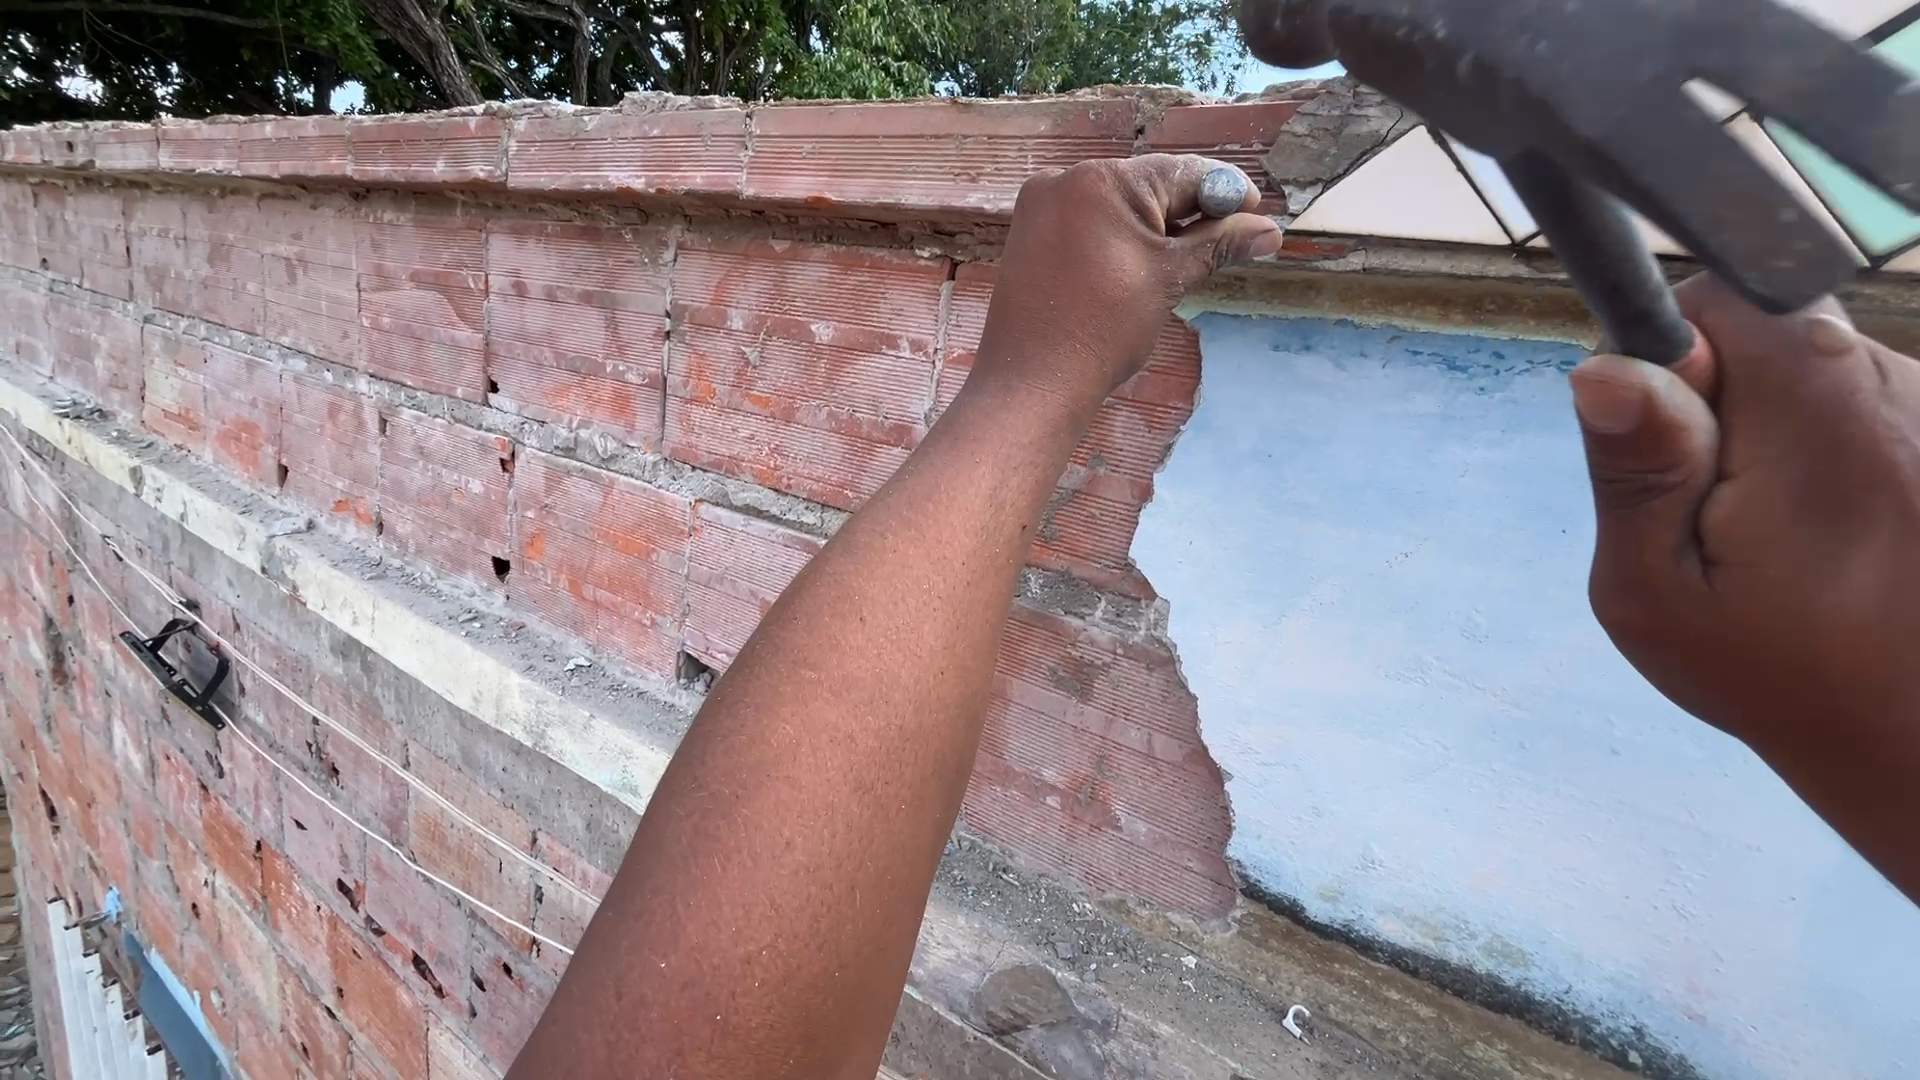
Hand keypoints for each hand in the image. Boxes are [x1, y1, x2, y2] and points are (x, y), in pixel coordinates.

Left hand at [972, 154, 1281, 411]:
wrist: (1033, 384)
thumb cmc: (1103, 332)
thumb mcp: (1168, 281)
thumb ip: (1216, 246)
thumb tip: (1270, 232)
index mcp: (1102, 180)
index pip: (1182, 172)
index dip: (1224, 192)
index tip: (1256, 213)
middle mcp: (1064, 179)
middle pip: (1147, 187)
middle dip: (1186, 214)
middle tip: (1223, 244)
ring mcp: (1039, 208)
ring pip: (1115, 208)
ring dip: (1152, 230)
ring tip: (1178, 266)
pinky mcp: (1027, 237)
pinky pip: (1085, 225)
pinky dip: (1115, 241)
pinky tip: (1134, 270)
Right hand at [1572, 274, 1919, 894]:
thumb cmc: (1768, 671)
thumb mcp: (1651, 586)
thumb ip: (1635, 471)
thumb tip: (1601, 368)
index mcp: (1817, 424)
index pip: (1720, 304)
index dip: (1663, 359)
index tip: (1658, 446)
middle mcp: (1908, 393)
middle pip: (1768, 331)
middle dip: (1711, 399)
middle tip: (1699, 508)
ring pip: (1814, 366)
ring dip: (1763, 429)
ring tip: (1762, 528)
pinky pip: (1862, 403)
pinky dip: (1817, 449)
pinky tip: (1820, 529)